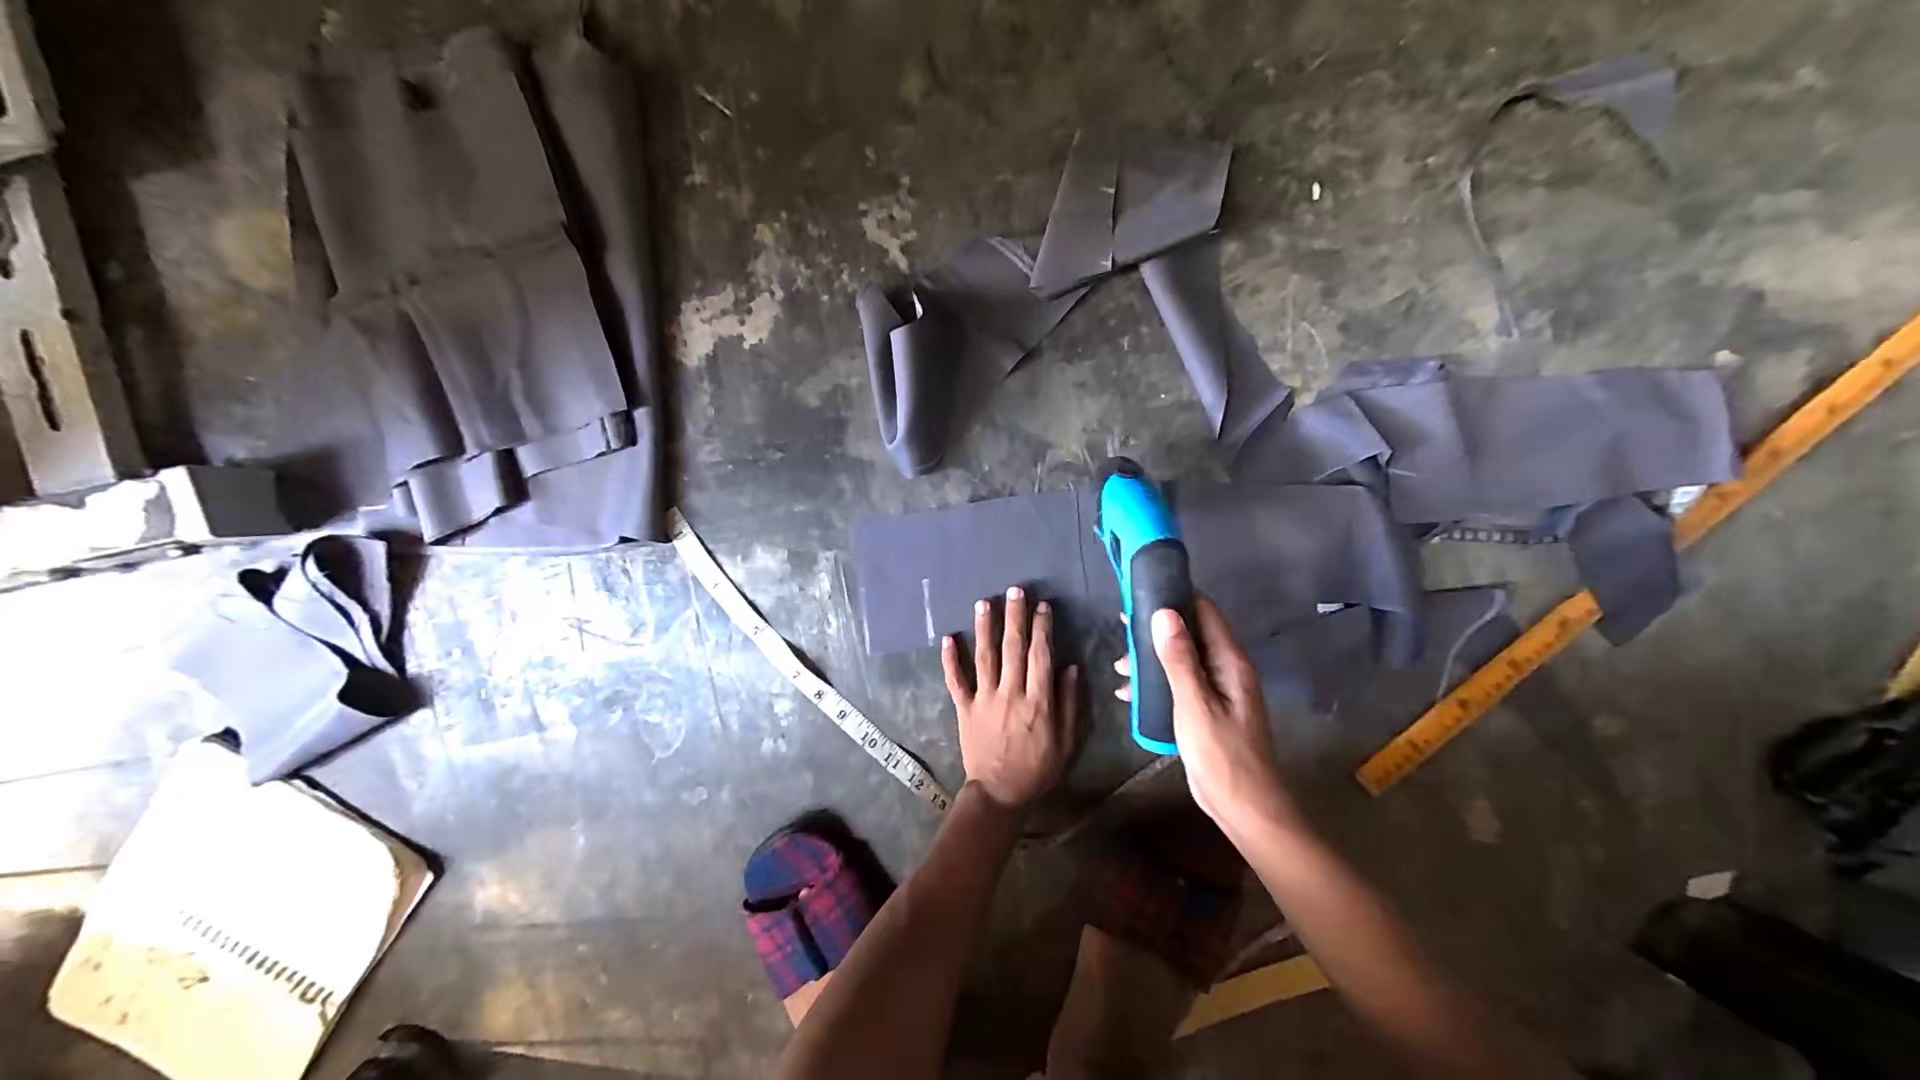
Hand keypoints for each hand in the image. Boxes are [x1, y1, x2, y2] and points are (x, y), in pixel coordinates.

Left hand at [943, 587, 1081, 810]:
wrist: (1001, 793)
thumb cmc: (1039, 767)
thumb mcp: (1067, 740)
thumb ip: (1069, 703)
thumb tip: (1071, 667)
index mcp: (1038, 701)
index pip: (1041, 655)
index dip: (1043, 628)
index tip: (1043, 606)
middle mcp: (1010, 694)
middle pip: (1013, 648)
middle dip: (1015, 617)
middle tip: (1015, 591)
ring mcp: (984, 699)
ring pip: (984, 657)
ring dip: (984, 628)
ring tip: (984, 602)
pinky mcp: (964, 708)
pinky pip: (955, 681)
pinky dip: (950, 659)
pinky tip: (948, 638)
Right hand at [1114, 596, 1294, 831]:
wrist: (1244, 807)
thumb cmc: (1222, 754)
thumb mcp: (1195, 704)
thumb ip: (1179, 659)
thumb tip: (1164, 613)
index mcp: (1230, 662)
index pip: (1205, 613)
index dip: (1176, 598)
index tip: (1141, 594)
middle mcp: (1226, 670)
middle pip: (1190, 635)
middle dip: (1156, 630)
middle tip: (1121, 630)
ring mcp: (1217, 692)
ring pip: (1181, 661)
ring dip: (1151, 660)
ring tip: (1119, 667)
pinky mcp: (1207, 712)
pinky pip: (1178, 685)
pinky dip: (1155, 685)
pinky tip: (1129, 694)